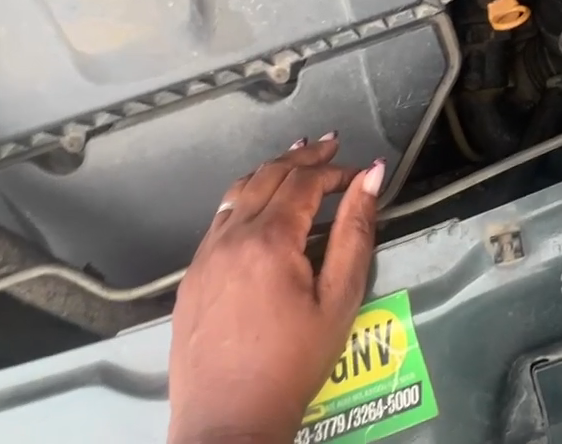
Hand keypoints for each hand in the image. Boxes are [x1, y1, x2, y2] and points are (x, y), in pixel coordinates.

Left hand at [168, 136, 384, 443]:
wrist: (226, 426)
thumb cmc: (293, 363)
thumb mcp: (339, 297)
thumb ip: (356, 231)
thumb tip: (371, 176)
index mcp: (270, 240)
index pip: (304, 183)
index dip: (335, 170)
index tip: (359, 173)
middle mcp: (231, 238)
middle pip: (268, 176)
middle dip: (303, 157)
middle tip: (330, 145)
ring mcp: (204, 257)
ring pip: (237, 192)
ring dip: (271, 170)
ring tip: (296, 157)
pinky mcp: (191, 278)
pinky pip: (219, 220)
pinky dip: (244, 197)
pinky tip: (259, 203)